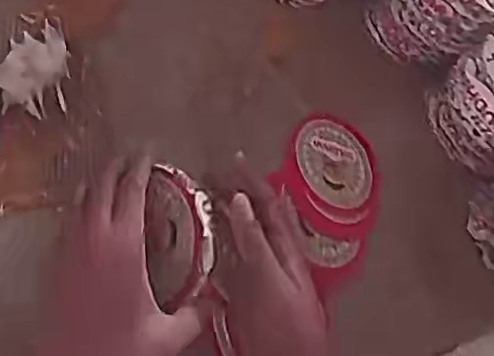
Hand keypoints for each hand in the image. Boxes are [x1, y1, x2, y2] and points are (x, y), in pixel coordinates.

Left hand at [36, 155, 205, 355]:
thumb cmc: (114, 347)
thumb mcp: (162, 335)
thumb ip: (191, 316)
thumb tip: (211, 307)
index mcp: (124, 242)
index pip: (132, 188)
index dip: (141, 167)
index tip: (148, 156)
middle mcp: (95, 234)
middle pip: (104, 182)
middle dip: (117, 166)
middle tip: (128, 160)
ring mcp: (71, 244)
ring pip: (81, 196)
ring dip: (96, 182)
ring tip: (106, 177)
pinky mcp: (54, 258)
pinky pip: (66, 218)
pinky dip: (77, 205)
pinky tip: (82, 211)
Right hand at [218, 167, 328, 355]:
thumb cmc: (291, 333)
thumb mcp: (274, 282)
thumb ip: (257, 242)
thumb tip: (242, 201)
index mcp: (286, 250)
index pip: (268, 203)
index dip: (251, 179)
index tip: (234, 160)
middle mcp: (271, 258)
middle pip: (251, 215)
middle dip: (232, 191)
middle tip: (210, 175)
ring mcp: (257, 276)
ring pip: (238, 236)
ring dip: (221, 214)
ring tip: (203, 196)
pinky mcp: (244, 296)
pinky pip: (227, 261)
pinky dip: (215, 244)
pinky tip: (203, 238)